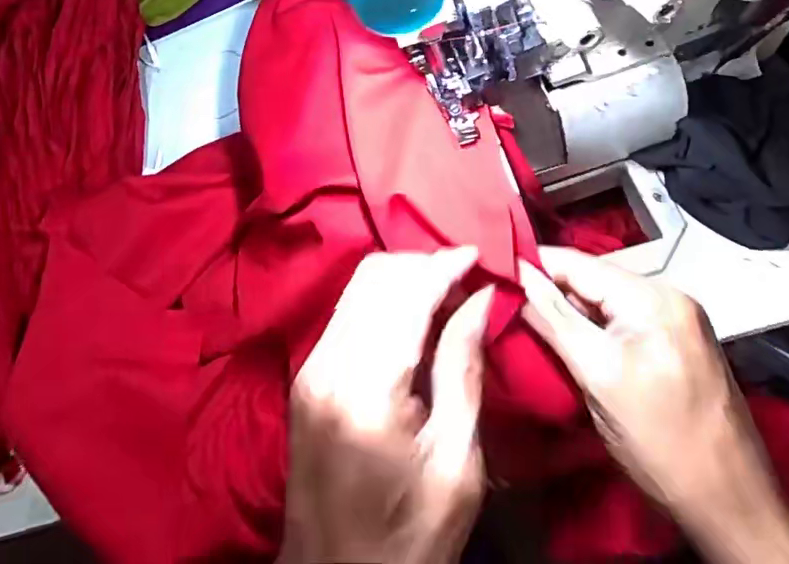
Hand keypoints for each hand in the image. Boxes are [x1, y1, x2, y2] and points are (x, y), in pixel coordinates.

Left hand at [280, 248, 493, 563]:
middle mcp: (328, 366)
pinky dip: (384, 298)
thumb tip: (481, 298)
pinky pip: (348, 311)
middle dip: (424, 263)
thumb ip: (463, 367)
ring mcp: (310, 371)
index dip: (446, 265)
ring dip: (404, 276)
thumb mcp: (455, 462)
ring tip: (447, 288)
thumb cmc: (409, 536)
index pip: (407, 294)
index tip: (481, 254)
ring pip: (358, 287)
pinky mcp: (307, 379)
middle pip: (376, 277)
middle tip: (467, 274)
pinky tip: (415, 313)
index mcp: (367, 389)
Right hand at [518, 247, 788, 563]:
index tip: (499, 269)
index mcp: (654, 298)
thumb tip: (521, 279)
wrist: (730, 501)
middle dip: (553, 288)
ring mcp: (680, 318)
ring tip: (532, 316)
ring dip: (574, 308)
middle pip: (596, 280)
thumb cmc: (660, 445)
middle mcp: (670, 296)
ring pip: (610, 300)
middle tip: (509, 298)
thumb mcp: (598, 378)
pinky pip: (628, 319)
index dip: (537, 264)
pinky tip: (574, 338)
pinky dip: (599, 324)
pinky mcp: (681, 341)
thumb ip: (556, 321)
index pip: (581, 264)